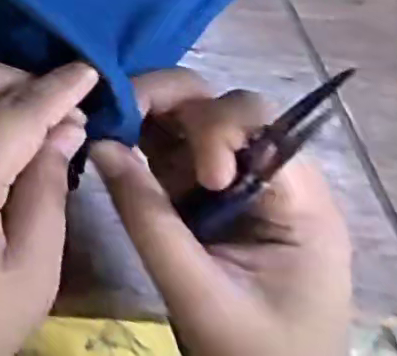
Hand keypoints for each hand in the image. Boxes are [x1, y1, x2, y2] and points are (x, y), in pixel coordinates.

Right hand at [89, 71, 351, 355]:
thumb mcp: (200, 297)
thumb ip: (149, 220)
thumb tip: (98, 141)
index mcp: (298, 201)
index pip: (260, 122)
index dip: (219, 128)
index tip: (202, 179)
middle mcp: (266, 174)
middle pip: (220, 103)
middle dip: (169, 100)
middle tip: (125, 121)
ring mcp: (231, 175)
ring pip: (189, 110)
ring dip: (147, 109)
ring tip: (114, 129)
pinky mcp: (200, 184)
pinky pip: (169, 137)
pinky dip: (138, 129)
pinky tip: (115, 139)